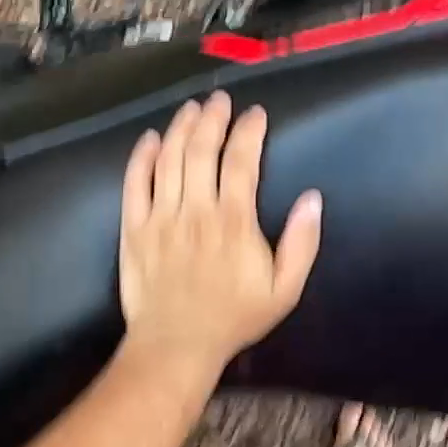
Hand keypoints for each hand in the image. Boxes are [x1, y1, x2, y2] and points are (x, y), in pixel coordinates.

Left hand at [117, 91, 323, 372]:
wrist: (175, 347)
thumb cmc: (234, 317)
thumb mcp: (284, 290)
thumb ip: (302, 243)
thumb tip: (313, 198)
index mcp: (233, 221)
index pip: (242, 161)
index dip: (249, 131)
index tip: (256, 113)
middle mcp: (196, 211)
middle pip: (201, 150)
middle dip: (212, 118)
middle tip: (220, 99)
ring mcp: (161, 218)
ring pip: (168, 160)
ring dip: (180, 128)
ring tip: (192, 108)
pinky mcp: (134, 230)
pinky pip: (134, 185)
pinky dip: (140, 158)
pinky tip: (149, 139)